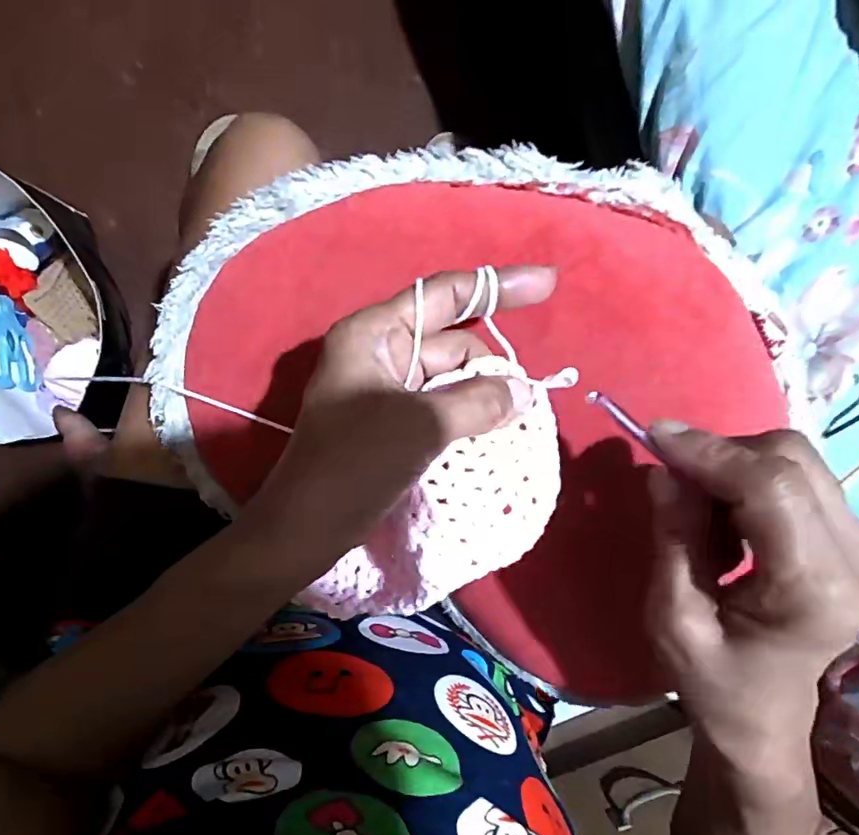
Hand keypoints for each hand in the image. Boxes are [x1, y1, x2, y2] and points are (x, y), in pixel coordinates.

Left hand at [242, 265, 557, 562]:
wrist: (307, 526)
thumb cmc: (356, 463)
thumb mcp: (422, 425)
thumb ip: (479, 401)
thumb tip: (524, 392)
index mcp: (374, 334)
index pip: (445, 295)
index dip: (498, 286)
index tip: (550, 284)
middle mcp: (377, 355)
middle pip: (450, 342)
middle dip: (490, 363)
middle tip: (525, 397)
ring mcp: (381, 393)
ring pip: (447, 379)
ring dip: (480, 395)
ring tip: (513, 418)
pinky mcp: (388, 427)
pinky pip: (437, 408)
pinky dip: (464, 416)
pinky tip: (492, 431)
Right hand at [644, 425, 858, 781]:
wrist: (764, 717)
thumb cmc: (712, 681)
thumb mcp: (672, 619)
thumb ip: (673, 541)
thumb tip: (663, 472)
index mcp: (816, 588)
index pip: (772, 487)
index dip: (710, 452)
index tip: (655, 435)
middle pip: (792, 460)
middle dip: (720, 456)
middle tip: (670, 483)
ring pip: (797, 462)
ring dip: (734, 471)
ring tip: (698, 517)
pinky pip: (801, 480)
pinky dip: (751, 486)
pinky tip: (728, 525)